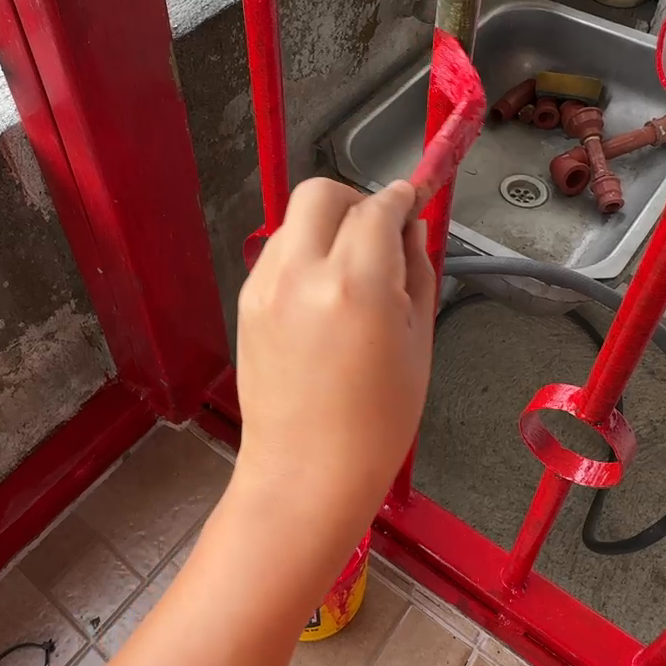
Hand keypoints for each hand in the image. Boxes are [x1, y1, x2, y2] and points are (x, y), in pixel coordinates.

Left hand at [231, 178, 434, 553]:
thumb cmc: (377, 423)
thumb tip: (410, 229)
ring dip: (326, 227)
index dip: (401, 199)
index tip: (412, 200)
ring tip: (350, 270)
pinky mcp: (246, 302)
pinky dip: (303, 254)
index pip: (378, 208)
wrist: (305, 473)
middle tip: (377, 232)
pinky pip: (277, 253)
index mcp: (356, 284)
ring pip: (294, 220)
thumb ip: (417, 271)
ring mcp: (265, 286)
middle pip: (321, 192)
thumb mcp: (418, 342)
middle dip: (355, 199)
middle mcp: (302, 273)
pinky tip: (321, 294)